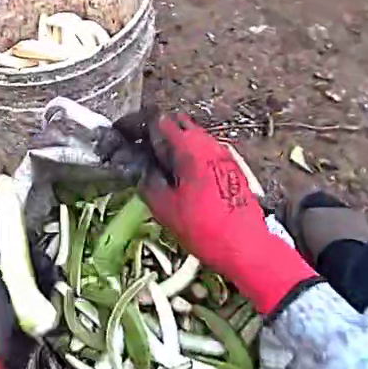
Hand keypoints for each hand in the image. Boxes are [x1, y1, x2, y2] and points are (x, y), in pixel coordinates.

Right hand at [102, 111, 318, 314]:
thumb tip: (139, 166)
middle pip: (176, 123)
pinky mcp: (231, 167)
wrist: (247, 248)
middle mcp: (208, 143)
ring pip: (191, 137)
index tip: (120, 135)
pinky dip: (187, 156)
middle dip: (154, 132)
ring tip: (155, 165)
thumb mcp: (162, 206)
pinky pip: (203, 151)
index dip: (133, 125)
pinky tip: (178, 177)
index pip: (156, 120)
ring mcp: (223, 154)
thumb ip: (147, 180)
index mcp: (188, 147)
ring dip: (172, 145)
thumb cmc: (202, 226)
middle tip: (137, 149)